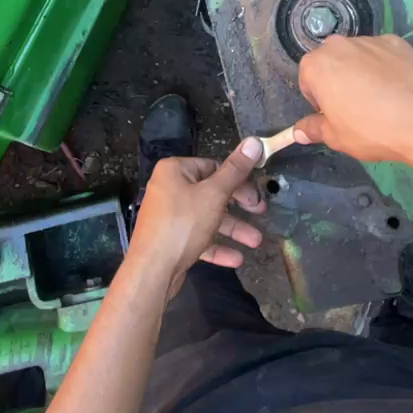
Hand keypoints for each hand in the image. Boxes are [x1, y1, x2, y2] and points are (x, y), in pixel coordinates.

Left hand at [128, 138, 266, 295]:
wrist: (152, 271)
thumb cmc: (182, 224)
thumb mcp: (214, 194)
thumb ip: (235, 170)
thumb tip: (254, 141)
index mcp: (175, 171)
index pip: (212, 167)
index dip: (236, 179)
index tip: (256, 192)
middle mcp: (169, 189)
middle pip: (211, 193)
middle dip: (238, 207)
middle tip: (261, 212)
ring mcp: (169, 217)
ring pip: (207, 218)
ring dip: (232, 229)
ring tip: (256, 241)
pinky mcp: (171, 241)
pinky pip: (198, 238)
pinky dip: (217, 246)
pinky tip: (237, 259)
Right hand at [294, 34, 412, 164]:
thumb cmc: (371, 129)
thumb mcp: (336, 137)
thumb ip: (314, 129)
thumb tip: (298, 131)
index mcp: (317, 65)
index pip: (307, 81)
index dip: (319, 101)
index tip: (335, 116)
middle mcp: (340, 45)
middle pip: (332, 63)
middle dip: (338, 81)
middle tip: (355, 108)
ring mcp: (370, 40)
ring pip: (358, 56)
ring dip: (361, 72)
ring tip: (382, 100)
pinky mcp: (397, 42)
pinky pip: (383, 54)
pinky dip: (386, 67)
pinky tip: (398, 89)